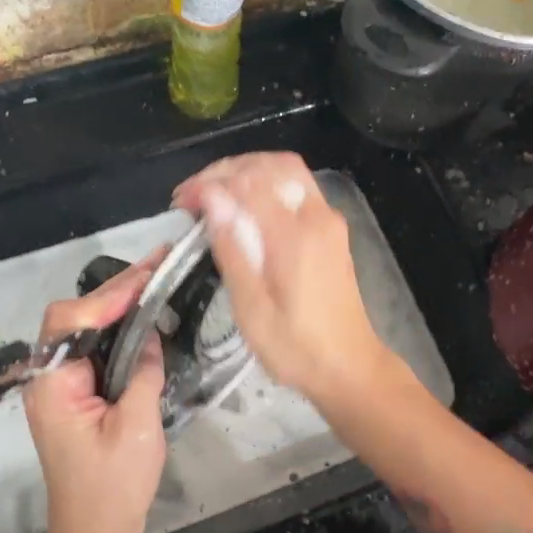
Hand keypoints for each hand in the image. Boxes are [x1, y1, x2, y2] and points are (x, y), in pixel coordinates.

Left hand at [25, 251, 168, 532]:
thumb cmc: (112, 488)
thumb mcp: (137, 427)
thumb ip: (142, 373)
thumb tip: (150, 334)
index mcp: (53, 384)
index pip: (72, 319)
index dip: (110, 295)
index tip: (148, 275)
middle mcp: (48, 378)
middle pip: (75, 317)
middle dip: (116, 289)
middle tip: (159, 263)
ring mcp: (60, 386)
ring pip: (84, 329)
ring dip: (118, 304)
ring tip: (157, 278)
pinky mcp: (75, 395)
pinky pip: (94, 350)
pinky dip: (118, 328)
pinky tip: (145, 316)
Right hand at [173, 153, 397, 409]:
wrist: (350, 368)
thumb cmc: (296, 347)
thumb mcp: (252, 307)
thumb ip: (232, 248)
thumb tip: (211, 200)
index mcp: (295, 235)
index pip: (248, 182)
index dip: (210, 183)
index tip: (182, 202)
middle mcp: (317, 217)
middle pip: (273, 165)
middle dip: (228, 169)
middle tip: (195, 194)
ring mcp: (328, 222)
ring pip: (288, 172)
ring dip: (248, 174)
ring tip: (213, 197)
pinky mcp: (331, 232)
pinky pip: (297, 190)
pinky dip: (266, 187)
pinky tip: (243, 211)